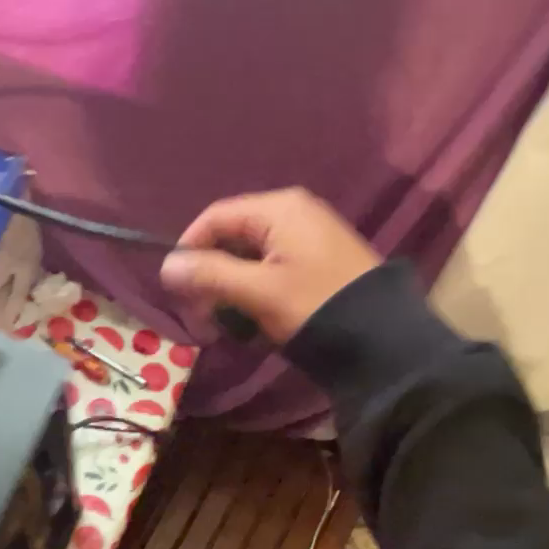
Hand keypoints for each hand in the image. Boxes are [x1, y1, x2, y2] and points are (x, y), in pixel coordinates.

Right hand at [158, 187, 380, 343]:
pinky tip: (255, 323)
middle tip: (203, 322)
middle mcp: (292, 213)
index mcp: (278, 209)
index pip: (214, 218)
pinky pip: (270, 271)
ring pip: (248, 259)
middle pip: (230, 239)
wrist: (382, 340)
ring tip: (229, 329)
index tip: (177, 291)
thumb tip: (167, 266)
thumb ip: (210, 275)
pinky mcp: (316, 263)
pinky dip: (254, 294)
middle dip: (210, 280)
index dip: (189, 251)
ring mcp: (307, 238)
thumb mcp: (258, 291)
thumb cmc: (315, 306)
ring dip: (230, 293)